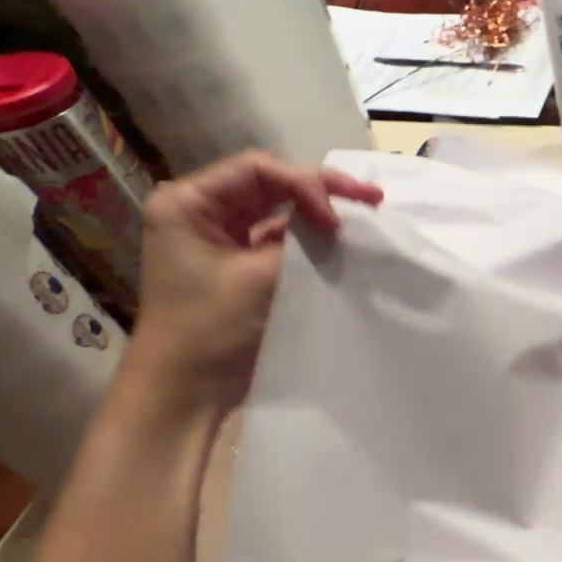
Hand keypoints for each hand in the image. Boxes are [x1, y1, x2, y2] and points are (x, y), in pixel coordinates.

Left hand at [127, 150, 382, 415]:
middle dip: (322, 191)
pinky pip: (284, 243)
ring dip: (322, 216)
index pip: (259, 170)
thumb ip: (300, 242)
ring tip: (366, 218)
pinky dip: (315, 242)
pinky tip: (345, 245)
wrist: (188, 390)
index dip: (306, 185)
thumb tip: (343, 224)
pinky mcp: (245, 269)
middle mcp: (205, 213)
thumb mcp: (258, 276)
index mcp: (189, 203)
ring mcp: (225, 242)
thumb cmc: (210, 327)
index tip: (338, 220)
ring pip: (282, 213)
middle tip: (373, 200)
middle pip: (272, 185)